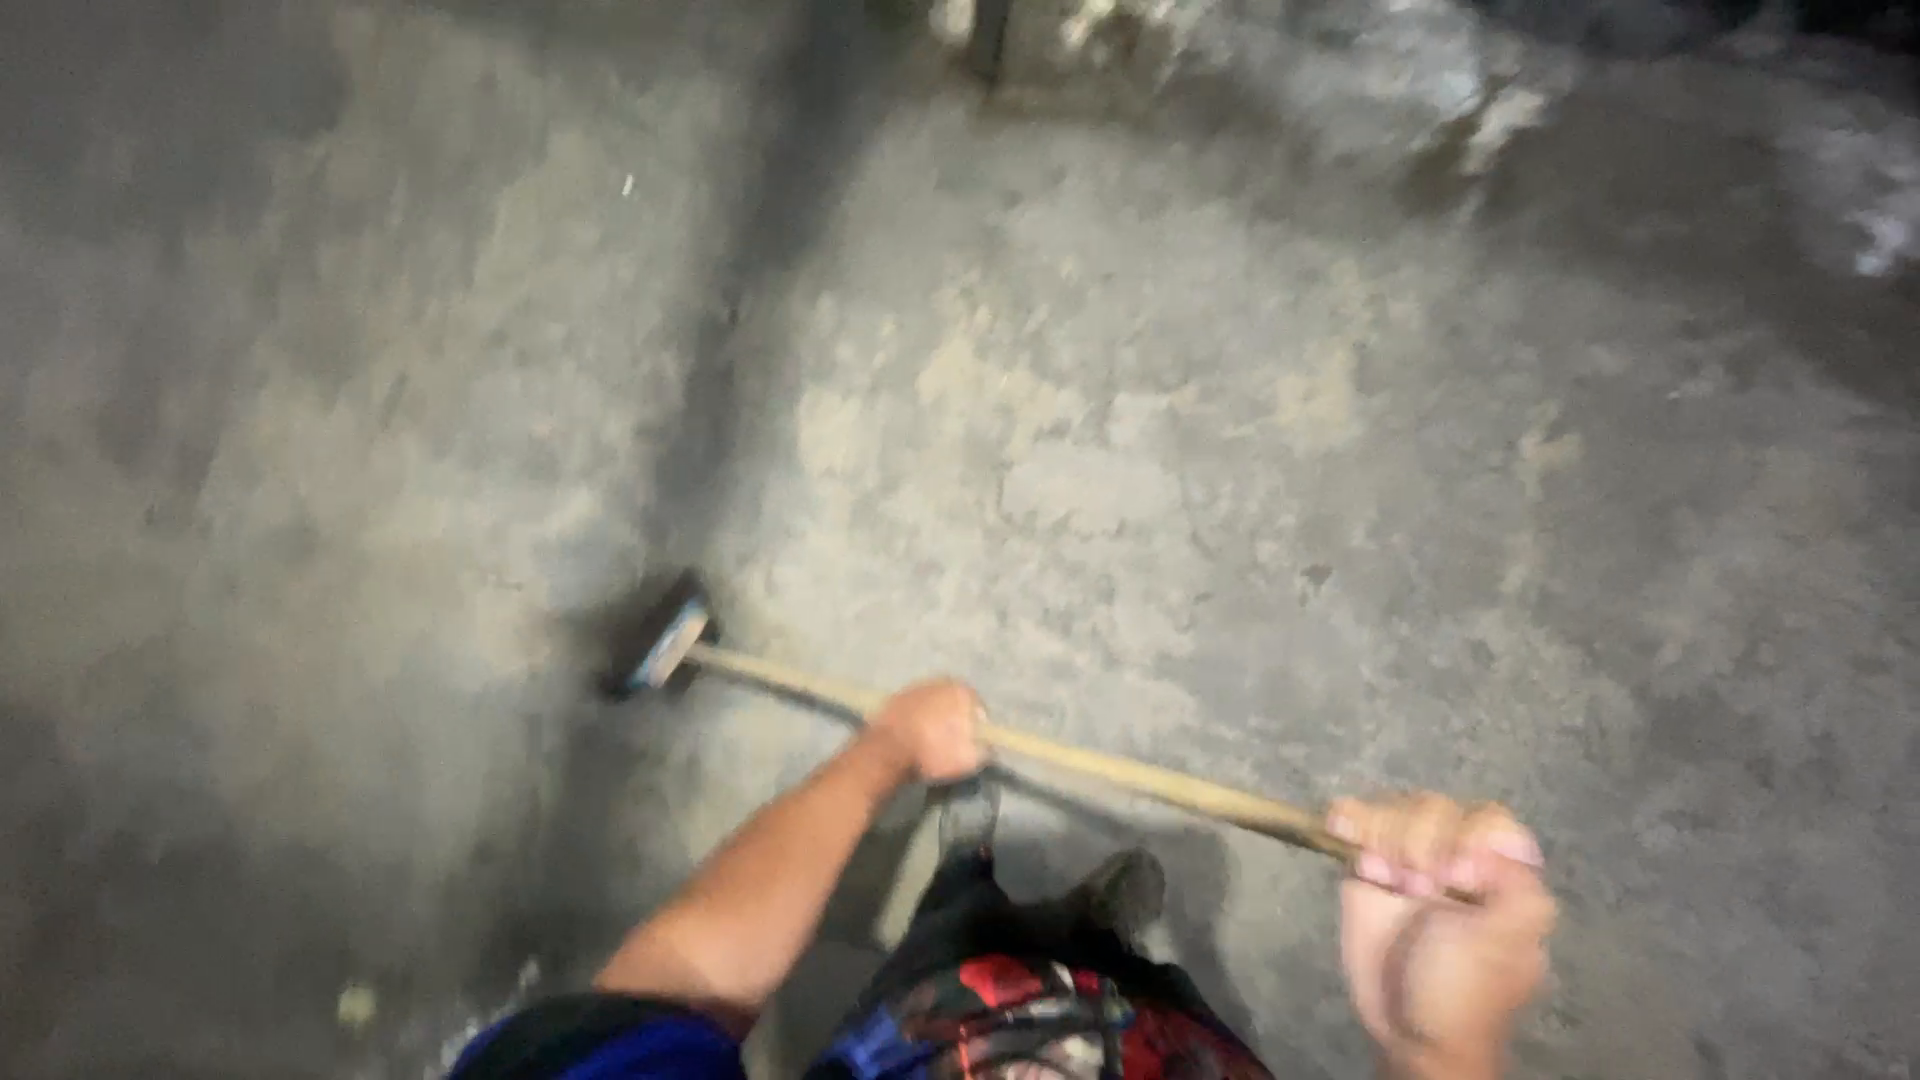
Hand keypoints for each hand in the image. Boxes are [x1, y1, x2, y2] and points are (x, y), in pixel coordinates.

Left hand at [866, 677, 987, 782]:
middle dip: (955, 719)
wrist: (889, 750)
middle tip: (951, 742)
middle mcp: (941, 681)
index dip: (978, 728)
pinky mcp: (895, 696)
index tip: (972, 744)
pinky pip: (914, 708)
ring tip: (930, 740)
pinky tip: (913, 735)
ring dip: (934, 717)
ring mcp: (916, 687)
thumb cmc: (935, 752)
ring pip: (933, 703)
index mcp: (963, 691)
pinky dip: (916, 719)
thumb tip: (986, 744)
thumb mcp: (971, 759)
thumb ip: (985, 748)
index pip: (979, 709)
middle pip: (955, 702)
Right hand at [1326, 794, 1555, 1079]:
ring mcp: (1405, 861)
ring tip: (1384, 878)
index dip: (1468, 837)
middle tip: (1418, 890)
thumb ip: (1518, 891)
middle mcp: (1452, 859)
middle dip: (1419, 843)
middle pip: (1431, 807)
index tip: (1458, 876)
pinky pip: (1354, 821)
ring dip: (1381, 836)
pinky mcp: (1364, 866)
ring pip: (1389, 808)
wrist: (1406, 1029)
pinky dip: (1347, 819)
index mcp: (1498, 875)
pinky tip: (1344, 835)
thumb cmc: (1463, 991)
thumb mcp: (1505, 945)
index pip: (1487, 819)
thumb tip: (1494, 845)